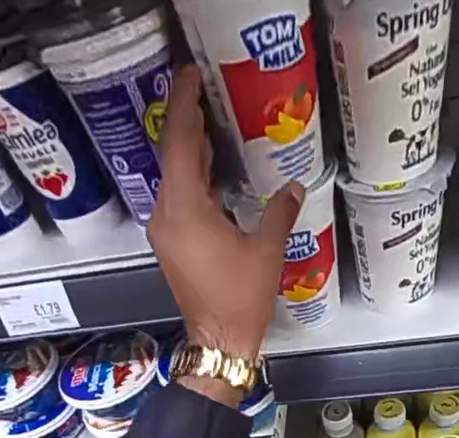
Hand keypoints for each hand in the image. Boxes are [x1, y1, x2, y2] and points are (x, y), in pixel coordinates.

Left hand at [146, 64, 301, 363]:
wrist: (219, 339)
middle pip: (173, 157)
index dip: (185, 106)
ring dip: (191, 153)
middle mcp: (166, 214)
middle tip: (206, 94)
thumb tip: (294, 187)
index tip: (191, 76)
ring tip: (212, 128)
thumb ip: (279, 213)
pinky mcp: (171, 245)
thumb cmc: (240, 299)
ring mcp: (165, 231)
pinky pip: (178, 200)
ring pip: (174, 179)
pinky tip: (211, 174)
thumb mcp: (266, 253)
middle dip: (189, 124)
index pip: (179, 143)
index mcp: (185, 209)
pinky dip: (192, 181)